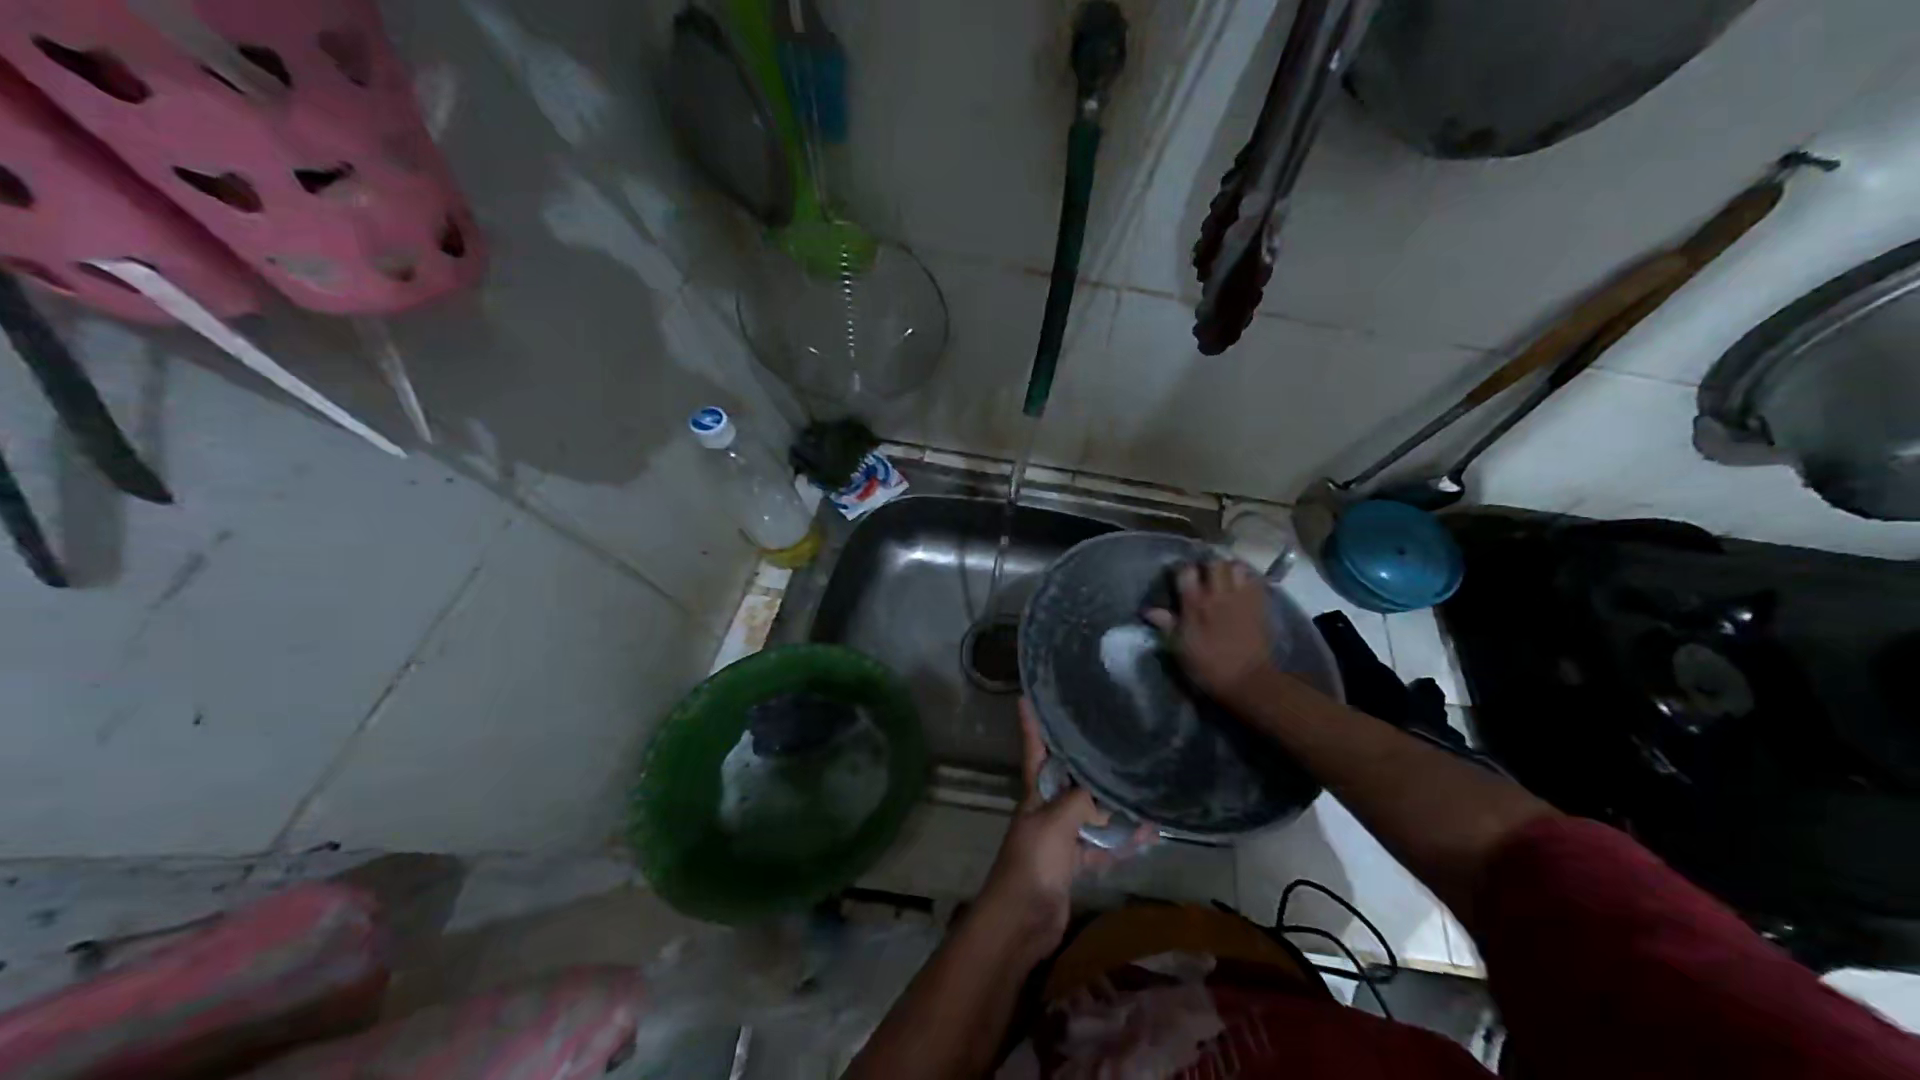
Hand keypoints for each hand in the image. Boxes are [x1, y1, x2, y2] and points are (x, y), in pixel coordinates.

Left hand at [977, 700, 1151, 959]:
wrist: (1021, 922)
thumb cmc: (1031, 864)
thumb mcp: (1055, 823)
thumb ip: (1082, 800)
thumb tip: (1107, 782)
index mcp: (1036, 792)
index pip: (1035, 748)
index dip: (1032, 722)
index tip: (1029, 694)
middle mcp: (1049, 808)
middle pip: (1073, 778)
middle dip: (1092, 760)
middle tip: (1118, 736)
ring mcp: (1063, 837)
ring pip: (1094, 812)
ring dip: (1117, 803)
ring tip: (1147, 783)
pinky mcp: (1076, 864)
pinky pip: (1104, 845)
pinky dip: (1124, 840)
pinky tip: (1150, 831)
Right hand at [1143, 560, 1273, 706]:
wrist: (1249, 680)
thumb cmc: (1208, 667)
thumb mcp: (1179, 648)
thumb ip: (1166, 625)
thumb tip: (1148, 611)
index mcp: (1194, 605)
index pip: (1186, 571)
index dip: (1182, 571)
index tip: (1180, 578)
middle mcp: (1218, 595)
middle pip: (1214, 563)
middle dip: (1208, 566)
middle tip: (1204, 576)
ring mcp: (1241, 597)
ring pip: (1236, 566)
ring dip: (1230, 569)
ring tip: (1226, 579)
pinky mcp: (1259, 604)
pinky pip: (1254, 579)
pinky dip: (1248, 578)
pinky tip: (1243, 587)